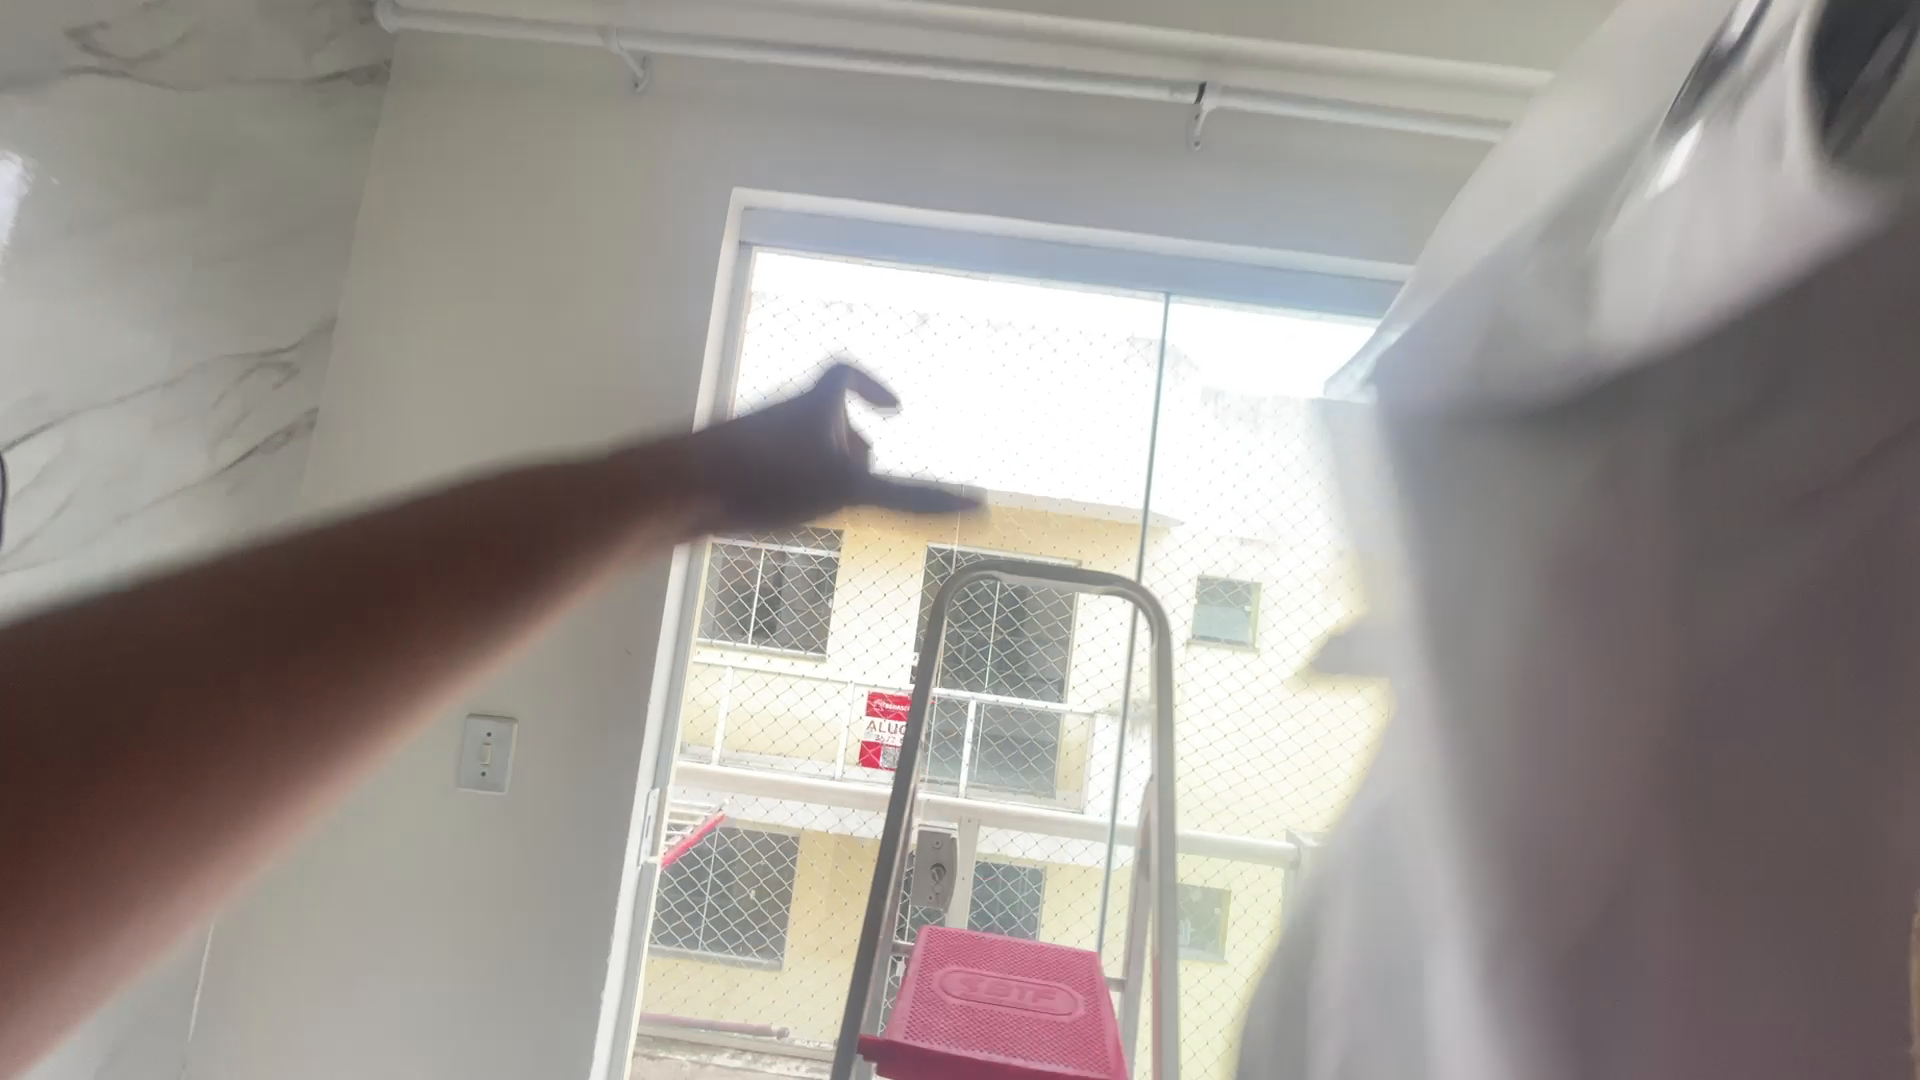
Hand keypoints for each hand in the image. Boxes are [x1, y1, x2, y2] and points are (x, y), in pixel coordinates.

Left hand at [661, 362, 982, 534]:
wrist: (675, 490)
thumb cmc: (767, 478)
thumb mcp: (849, 488)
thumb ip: (911, 498)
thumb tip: (979, 505)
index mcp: (811, 406)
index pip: (844, 374)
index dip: (871, 385)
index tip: (893, 408)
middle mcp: (780, 417)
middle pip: (823, 414)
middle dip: (850, 436)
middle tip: (867, 467)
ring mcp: (751, 443)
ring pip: (795, 446)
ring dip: (821, 464)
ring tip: (833, 502)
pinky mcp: (728, 471)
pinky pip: (770, 470)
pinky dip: (791, 486)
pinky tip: (788, 515)